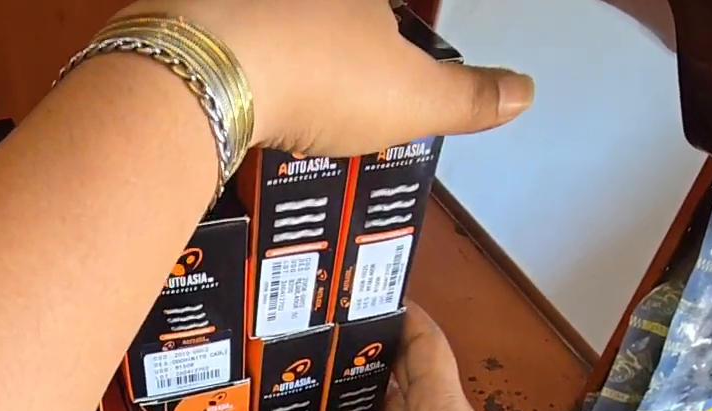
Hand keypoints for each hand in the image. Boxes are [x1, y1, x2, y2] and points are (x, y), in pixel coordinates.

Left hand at [116, 0, 534, 155]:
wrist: (219, 70)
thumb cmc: (324, 78)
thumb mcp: (412, 100)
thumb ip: (467, 98)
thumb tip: (524, 93)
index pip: (383, 17)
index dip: (383, 45)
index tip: (363, 84)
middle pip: (317, 21)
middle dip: (320, 41)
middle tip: (315, 90)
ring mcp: (241, 1)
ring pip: (262, 23)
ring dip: (268, 49)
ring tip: (261, 94)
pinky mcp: (187, 13)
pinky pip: (207, 33)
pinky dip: (216, 60)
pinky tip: (216, 89)